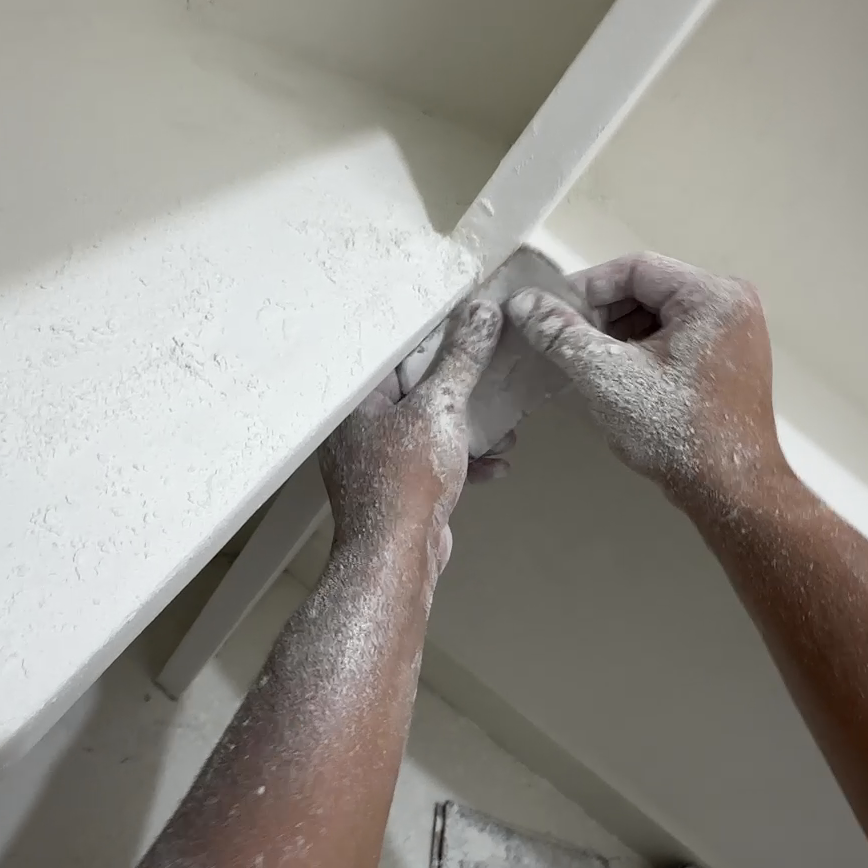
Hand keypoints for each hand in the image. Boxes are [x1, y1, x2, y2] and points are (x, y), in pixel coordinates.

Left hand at [321, 299, 501, 572]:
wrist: (397, 556)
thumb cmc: (408, 475)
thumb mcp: (439, 407)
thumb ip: (462, 359)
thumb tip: (483, 312)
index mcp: (359, 399)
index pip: (398, 355)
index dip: (438, 339)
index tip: (475, 329)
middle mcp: (362, 428)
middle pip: (420, 393)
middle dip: (465, 392)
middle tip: (498, 381)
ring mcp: (381, 462)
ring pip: (433, 431)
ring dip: (473, 431)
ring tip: (507, 430)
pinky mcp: (401, 490)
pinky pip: (436, 463)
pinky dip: (466, 462)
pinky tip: (498, 465)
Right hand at [504, 253, 791, 516]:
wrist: (729, 491)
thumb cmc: (672, 430)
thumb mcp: (605, 376)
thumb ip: (561, 333)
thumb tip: (522, 302)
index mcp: (711, 295)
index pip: (633, 269)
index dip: (584, 287)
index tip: (547, 315)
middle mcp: (728, 303)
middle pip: (644, 290)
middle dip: (598, 314)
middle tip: (560, 342)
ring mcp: (730, 333)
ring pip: (653, 316)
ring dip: (612, 335)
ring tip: (579, 362)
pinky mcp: (723, 360)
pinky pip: (668, 339)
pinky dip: (634, 351)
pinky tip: (607, 376)